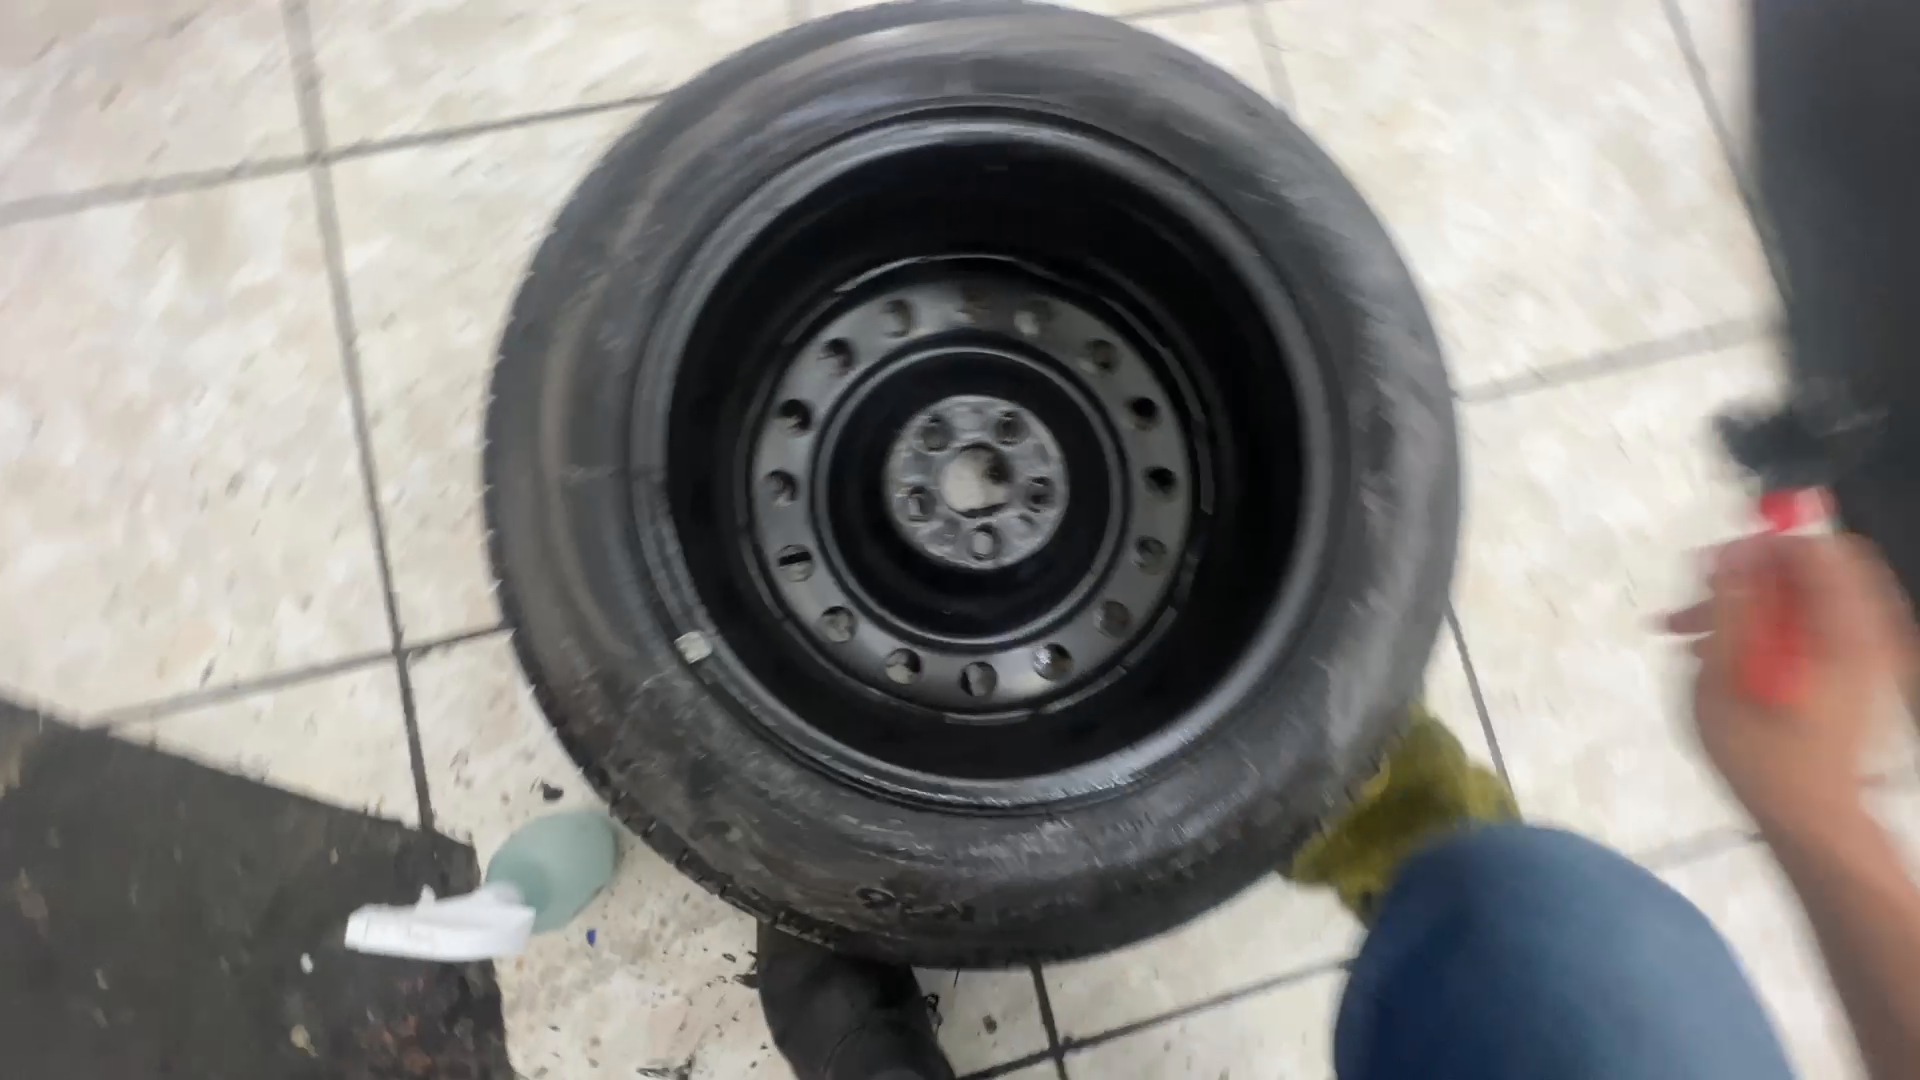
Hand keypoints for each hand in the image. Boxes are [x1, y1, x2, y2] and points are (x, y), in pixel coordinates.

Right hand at [1664, 531, 1917, 835]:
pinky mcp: (1850, 677)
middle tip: (1683, 613)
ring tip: (1685, 639)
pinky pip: (1803, 632)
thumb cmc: (1761, 746)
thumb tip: (1734, 552)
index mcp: (1847, 630)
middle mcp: (1869, 635)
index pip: (1821, 552)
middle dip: (1739, 583)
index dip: (1764, 546)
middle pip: (1807, 577)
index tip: (1710, 566)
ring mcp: (1863, 658)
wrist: (1808, 815)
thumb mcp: (1728, 670)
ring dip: (1737, 611)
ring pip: (1797, 605)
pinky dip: (1756, 634)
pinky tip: (1717, 660)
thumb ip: (1733, 605)